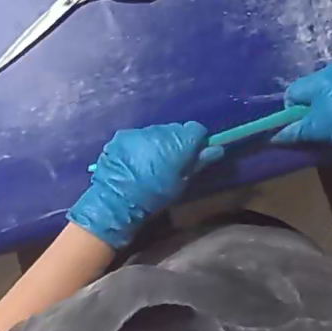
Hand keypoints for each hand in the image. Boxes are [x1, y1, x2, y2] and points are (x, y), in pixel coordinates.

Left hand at [68, 122, 222, 249]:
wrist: (115, 200)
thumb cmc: (154, 195)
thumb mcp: (181, 183)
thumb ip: (198, 162)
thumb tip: (216, 149)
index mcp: (177, 141)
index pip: (196, 129)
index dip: (197, 141)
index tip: (194, 155)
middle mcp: (158, 130)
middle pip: (175, 130)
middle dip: (176, 142)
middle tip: (172, 161)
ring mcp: (138, 131)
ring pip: (156, 132)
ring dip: (158, 143)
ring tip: (151, 163)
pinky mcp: (121, 135)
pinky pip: (137, 137)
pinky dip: (140, 146)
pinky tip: (135, 162)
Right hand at [269, 59, 331, 154]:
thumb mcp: (318, 131)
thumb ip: (294, 131)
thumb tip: (274, 137)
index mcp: (315, 82)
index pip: (293, 92)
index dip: (295, 109)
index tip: (306, 122)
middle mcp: (330, 68)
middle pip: (313, 85)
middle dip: (315, 99)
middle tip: (326, 118)